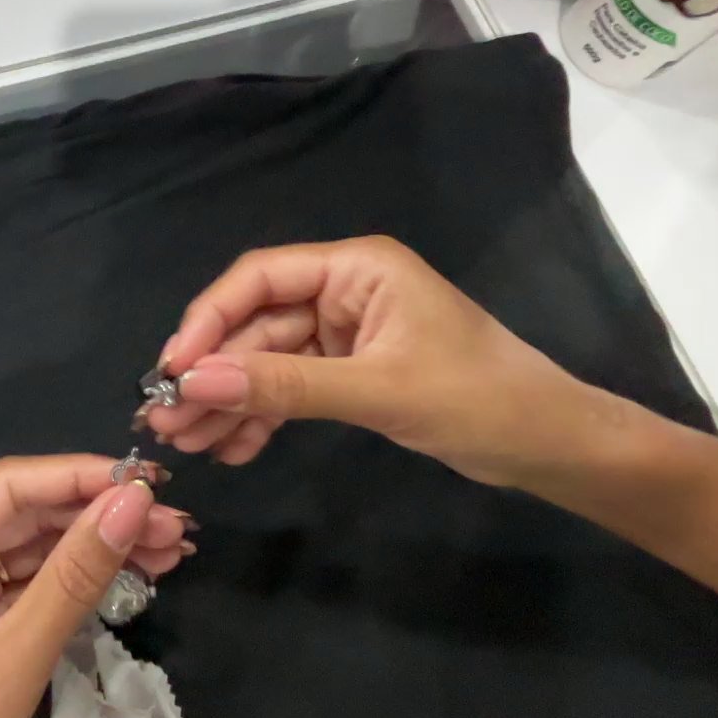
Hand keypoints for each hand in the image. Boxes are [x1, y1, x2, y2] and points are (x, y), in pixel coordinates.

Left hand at [0, 455, 195, 717]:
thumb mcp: (14, 658)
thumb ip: (75, 575)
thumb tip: (135, 501)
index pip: (6, 487)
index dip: (78, 475)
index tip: (145, 479)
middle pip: (27, 514)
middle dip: (100, 515)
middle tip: (172, 521)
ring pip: (38, 545)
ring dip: (101, 545)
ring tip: (170, 546)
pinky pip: (35, 580)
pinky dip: (83, 577)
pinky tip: (136, 570)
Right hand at [148, 236, 635, 485]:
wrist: (551, 446)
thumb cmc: (479, 400)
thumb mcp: (378, 390)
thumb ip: (287, 385)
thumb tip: (196, 383)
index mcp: (355, 268)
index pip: (261, 278)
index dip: (209, 318)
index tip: (173, 369)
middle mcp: (341, 291)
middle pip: (256, 325)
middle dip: (213, 373)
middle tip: (167, 421)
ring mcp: (342, 333)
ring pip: (267, 361)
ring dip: (229, 401)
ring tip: (189, 446)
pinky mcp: (347, 370)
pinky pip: (290, 388)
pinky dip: (263, 417)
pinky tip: (235, 450)